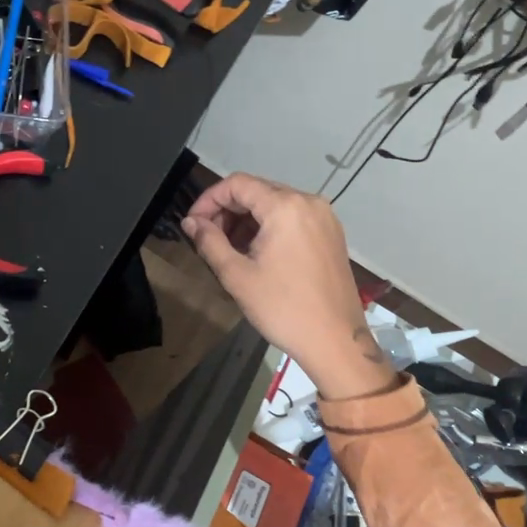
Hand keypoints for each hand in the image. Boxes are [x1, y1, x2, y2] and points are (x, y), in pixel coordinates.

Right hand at [181, 173, 386, 396]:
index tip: (192, 224)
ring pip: (274, 203)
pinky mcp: (331, 234)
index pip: (237, 184)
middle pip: (257, 190)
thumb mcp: (237, 275)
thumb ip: (209, 241)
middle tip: (207, 238)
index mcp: (285, 207)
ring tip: (229, 248)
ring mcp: (324, 217)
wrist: (336, 341)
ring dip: (246, 219)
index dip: (208, 199)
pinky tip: (256, 252)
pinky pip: (292, 217)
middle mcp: (308, 202)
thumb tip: (190, 222)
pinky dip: (269, 226)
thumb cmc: (283, 308)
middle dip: (226, 210)